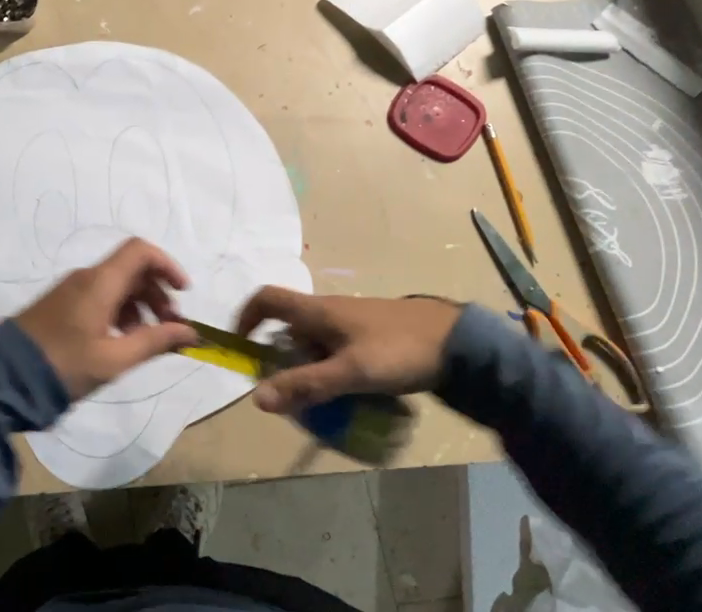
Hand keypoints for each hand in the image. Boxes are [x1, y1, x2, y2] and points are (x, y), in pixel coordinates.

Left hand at [15, 238, 201, 399]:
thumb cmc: (64, 365)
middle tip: (170, 327)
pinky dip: (119, 311)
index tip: (183, 294)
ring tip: (145, 340)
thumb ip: (154, 342)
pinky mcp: (60, 304)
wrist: (4, 377)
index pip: (140, 251)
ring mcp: (70, 290)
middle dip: (157, 292)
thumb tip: (189, 331)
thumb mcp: (114, 360)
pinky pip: (99, 296)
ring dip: (139, 305)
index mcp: (100, 282)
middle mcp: (85, 277)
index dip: (167, 265)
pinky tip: (121, 341)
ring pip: (116, 284)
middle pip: (131, 269)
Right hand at [234, 289, 461, 414]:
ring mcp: (351, 324)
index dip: (246, 318)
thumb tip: (257, 399)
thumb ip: (306, 385)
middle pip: (288, 328)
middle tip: (286, 392)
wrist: (459, 342)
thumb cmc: (398, 349)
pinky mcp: (370, 337)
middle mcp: (328, 312)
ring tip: (319, 402)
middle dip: (281, 360)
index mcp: (316, 311)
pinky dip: (331, 371)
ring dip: (308, 369)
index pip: (266, 300)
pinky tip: (349, 395)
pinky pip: (336, 352)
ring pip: (313, 343)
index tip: (242, 347)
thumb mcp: (350, 372)